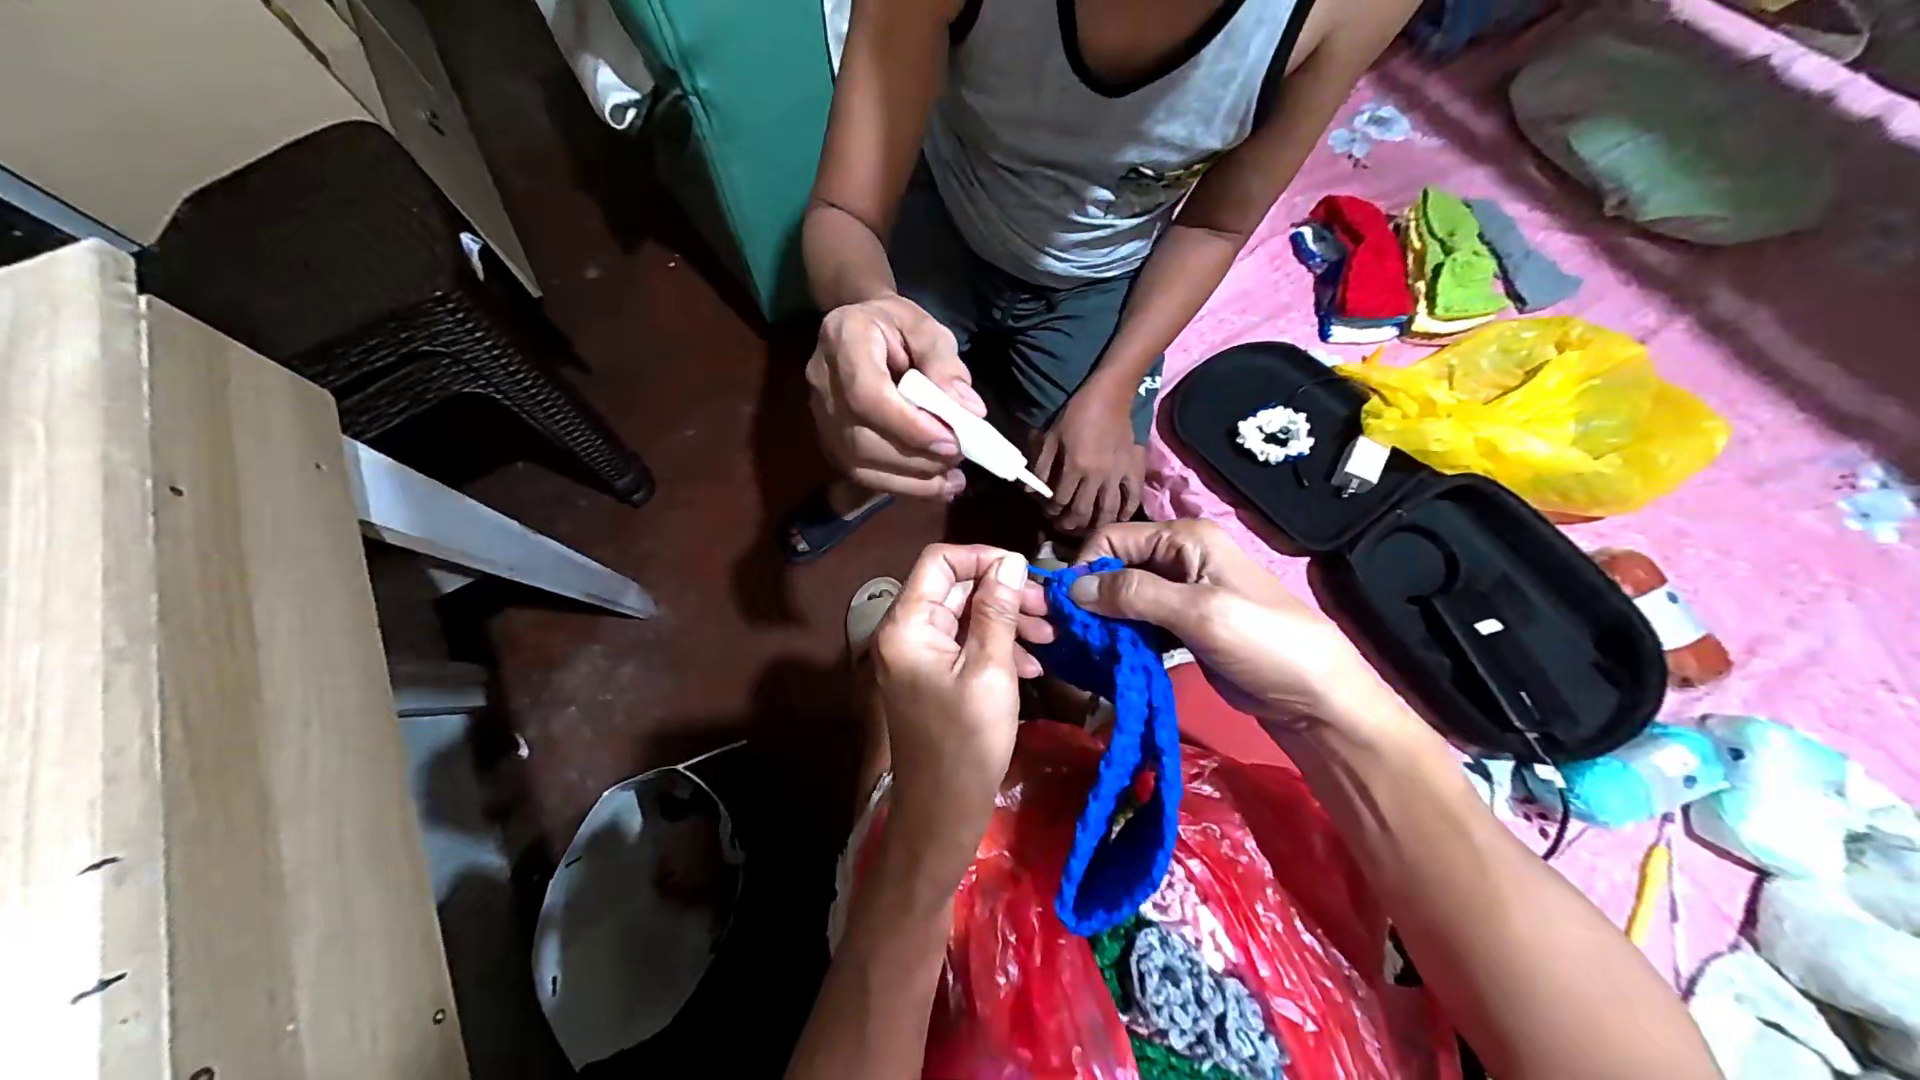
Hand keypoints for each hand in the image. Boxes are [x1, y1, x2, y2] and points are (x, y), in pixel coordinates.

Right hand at [806, 295, 979, 499]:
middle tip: (959, 457)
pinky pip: (863, 476)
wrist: (860, 329)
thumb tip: (969, 411)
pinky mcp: (831, 444)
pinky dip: (904, 487)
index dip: (909, 426)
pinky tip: (937, 486)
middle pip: (861, 439)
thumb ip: (947, 366)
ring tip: (953, 478)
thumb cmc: (896, 325)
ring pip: (860, 465)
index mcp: (844, 340)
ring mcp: (821, 418)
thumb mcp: (927, 329)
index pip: (866, 395)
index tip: (952, 441)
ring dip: (912, 479)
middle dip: (916, 458)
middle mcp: (822, 383)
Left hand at [872, 545, 1053, 843]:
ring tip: (1048, 636)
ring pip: (964, 615)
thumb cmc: (968, 742)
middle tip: (1047, 609)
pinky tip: (1032, 664)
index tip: (1026, 573)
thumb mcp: (991, 670)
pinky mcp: (931, 675)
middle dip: (1002, 592)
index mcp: (907, 624)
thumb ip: (997, 610)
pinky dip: (996, 645)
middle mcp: (904, 632)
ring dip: (1005, 619)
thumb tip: (1010, 560)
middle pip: (954, 588)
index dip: (983, 558)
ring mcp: (916, 655)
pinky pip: (963, 644)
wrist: (942, 811)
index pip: (940, 561)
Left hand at [1036, 379, 1143, 532]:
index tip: (1048, 511)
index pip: (1060, 500)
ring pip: (1108, 512)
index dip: (1051, 510)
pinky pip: (1133, 498)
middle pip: (1083, 512)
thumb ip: (1041, 466)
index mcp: (1075, 466)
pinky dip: (1126, 513)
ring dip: (1095, 525)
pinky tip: (1117, 519)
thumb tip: (1031, 493)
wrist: (1109, 396)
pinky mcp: (1134, 470)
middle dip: (1070, 524)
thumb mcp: (1051, 438)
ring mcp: (1118, 474)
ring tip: (1086, 529)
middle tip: (1064, 527)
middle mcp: (1097, 475)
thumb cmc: (1076, 414)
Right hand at [1072, 521, 1399, 730]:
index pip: (1113, 538)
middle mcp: (1179, 557)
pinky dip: (1123, 636)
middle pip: (1116, 567)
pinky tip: (1112, 657)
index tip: (1069, 608)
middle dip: (1092, 597)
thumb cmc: (1262, 642)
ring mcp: (1181, 592)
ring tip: (1091, 650)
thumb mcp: (1197, 612)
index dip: (1087, 568)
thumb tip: (1073, 587)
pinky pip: (1139, 622)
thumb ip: (1134, 594)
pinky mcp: (1181, 624)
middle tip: (1076, 635)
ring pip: (1124, 597)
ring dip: (1106, 621)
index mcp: (1185, 538)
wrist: (1314, 696)